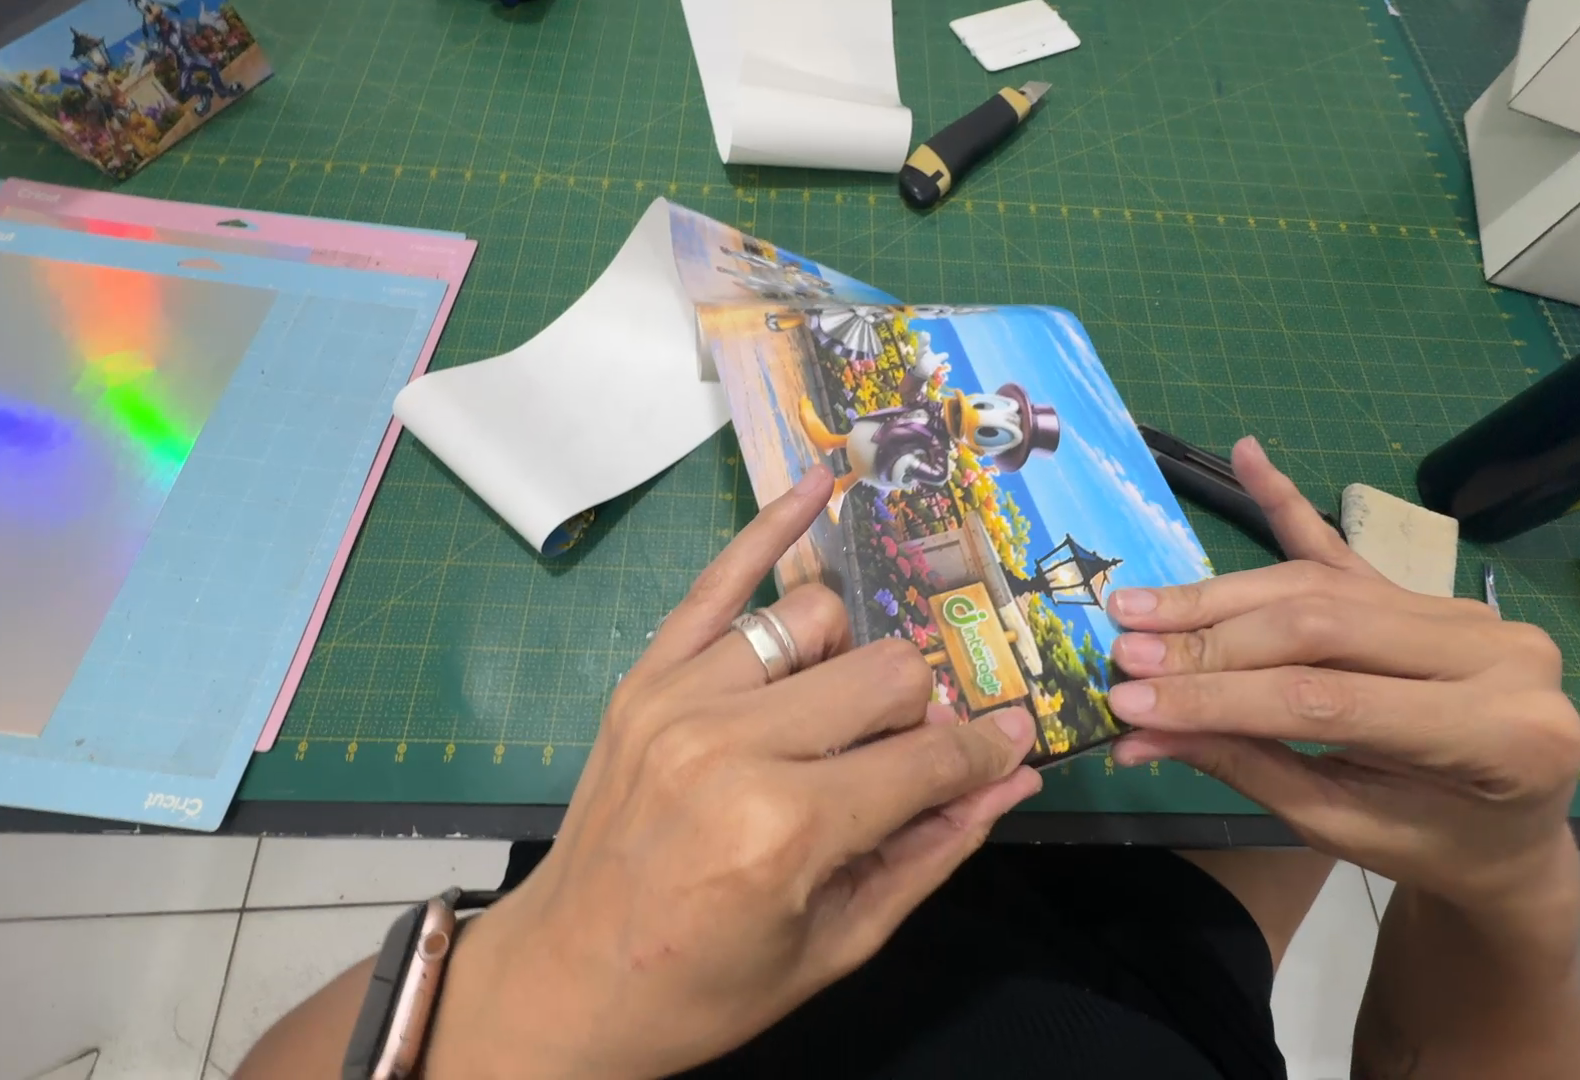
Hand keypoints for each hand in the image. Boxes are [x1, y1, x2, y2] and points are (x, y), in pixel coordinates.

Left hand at [425, 466, 1041, 1079]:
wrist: (567, 979)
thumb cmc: (706, 983)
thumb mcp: (838, 942)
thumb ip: (934, 849)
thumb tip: (1012, 774)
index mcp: (788, 830)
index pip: (929, 756)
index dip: (984, 750)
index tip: (1010, 741)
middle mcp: (735, 746)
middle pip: (886, 671)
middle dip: (924, 709)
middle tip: (913, 745)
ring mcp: (681, 696)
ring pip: (819, 618)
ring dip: (854, 658)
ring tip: (842, 704)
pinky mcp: (647, 674)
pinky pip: (719, 580)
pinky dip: (771, 529)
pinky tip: (817, 489)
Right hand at [1104, 438, 1579, 912]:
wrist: (1509, 831)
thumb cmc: (1432, 844)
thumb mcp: (1339, 824)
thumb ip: (1242, 765)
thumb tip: (1135, 734)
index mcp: (1501, 733)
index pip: (1322, 699)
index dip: (1215, 696)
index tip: (1127, 700)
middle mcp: (1493, 651)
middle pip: (1314, 624)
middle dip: (1205, 641)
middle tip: (1124, 650)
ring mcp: (1457, 609)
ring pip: (1308, 587)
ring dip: (1213, 596)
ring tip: (1137, 605)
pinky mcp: (1415, 592)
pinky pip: (1337, 547)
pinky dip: (1284, 500)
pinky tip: (1249, 454)